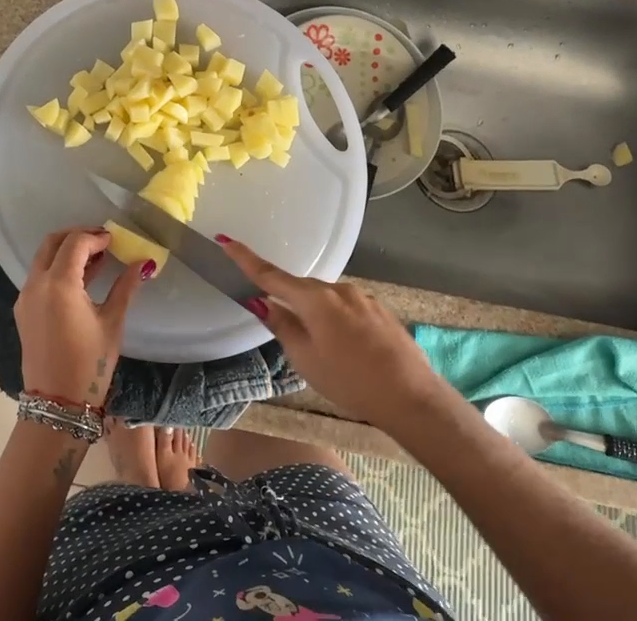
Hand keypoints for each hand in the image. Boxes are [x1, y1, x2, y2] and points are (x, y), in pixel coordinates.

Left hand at [15, 227, 147, 405]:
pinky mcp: (23, 310)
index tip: (115, 240)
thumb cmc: (89, 363)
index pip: (75, 244)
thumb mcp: (112, 322)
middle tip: (102, 241)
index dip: (96, 237)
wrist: (57, 401)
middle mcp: (36, 284)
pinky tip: (80, 279)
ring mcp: (25, 297)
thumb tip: (143, 264)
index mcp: (58, 284)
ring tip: (96, 259)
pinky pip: (38, 277)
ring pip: (42, 259)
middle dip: (77, 236)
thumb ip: (125, 287)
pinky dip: (57, 269)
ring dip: (66, 252)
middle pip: (52, 243)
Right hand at [221, 236, 457, 427]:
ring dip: (314, 313)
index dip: (245, 259)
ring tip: (321, 350)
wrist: (410, 396)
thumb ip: (281, 326)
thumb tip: (261, 302)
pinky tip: (345, 348)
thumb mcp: (305, 358)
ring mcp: (362, 298)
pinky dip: (335, 320)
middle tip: (281, 327)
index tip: (225, 240)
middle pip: (300, 288)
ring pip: (325, 299)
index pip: (270, 275)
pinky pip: (346, 308)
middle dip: (286, 299)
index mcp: (314, 299)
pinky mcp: (379, 311)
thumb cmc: (349, 380)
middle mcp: (337, 289)